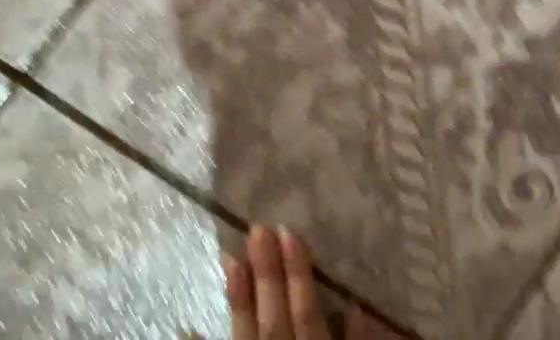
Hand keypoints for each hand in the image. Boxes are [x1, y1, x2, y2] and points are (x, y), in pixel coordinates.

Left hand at [223, 226, 382, 339]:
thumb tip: (358, 308)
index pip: (306, 313)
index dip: (298, 275)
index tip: (289, 233)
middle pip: (276, 320)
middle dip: (268, 276)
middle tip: (258, 230)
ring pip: (249, 335)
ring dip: (241, 298)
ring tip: (230, 257)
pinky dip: (214, 332)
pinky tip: (201, 309)